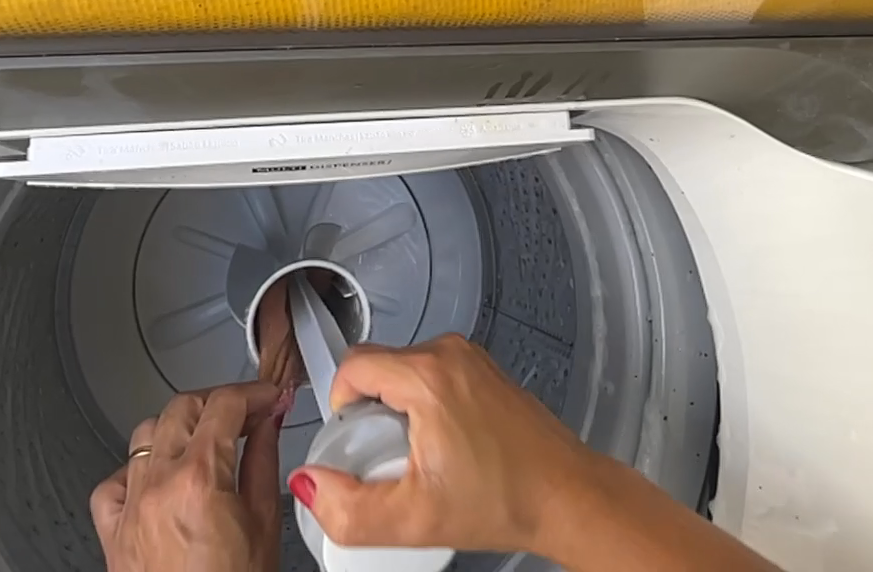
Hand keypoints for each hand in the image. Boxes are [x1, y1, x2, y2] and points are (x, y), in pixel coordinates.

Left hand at [90, 381, 293, 571]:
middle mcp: (157, 485)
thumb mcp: (264, 520)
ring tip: (209, 438)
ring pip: (146, 434)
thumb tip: (268, 421)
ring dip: (180, 426)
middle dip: (219, 401)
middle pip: (183, 407)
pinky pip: (114, 482)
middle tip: (247, 412)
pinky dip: (137, 468)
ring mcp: (129, 508)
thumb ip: (264, 457)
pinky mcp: (112, 535)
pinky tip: (161, 475)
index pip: (224, 404)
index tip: (269, 398)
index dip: (253, 392)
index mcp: (199, 478)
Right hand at [289, 334, 602, 554]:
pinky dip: (422, 403)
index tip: (352, 440)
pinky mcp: (481, 367)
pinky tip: (441, 446)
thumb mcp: (414, 519)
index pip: (354, 364)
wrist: (563, 494)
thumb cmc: (506, 498)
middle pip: (378, 366)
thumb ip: (349, 509)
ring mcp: (469, 357)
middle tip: (385, 460)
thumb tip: (309, 485)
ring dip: (395, 408)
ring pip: (403, 369)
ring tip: (415, 458)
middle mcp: (449, 353)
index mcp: (428, 375)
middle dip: (368, 412)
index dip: (339, 403)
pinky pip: (430, 372)